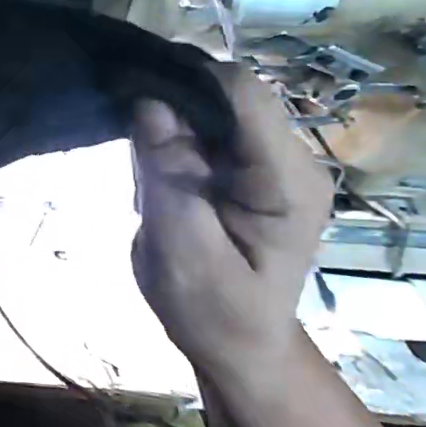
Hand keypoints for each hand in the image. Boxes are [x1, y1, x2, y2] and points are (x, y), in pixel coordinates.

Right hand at [130, 64, 334, 378]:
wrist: (239, 346)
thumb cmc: (212, 314)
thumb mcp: (179, 252)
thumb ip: (167, 174)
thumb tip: (147, 99)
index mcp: (287, 182)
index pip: (243, 94)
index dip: (186, 80)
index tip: (133, 95)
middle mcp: (293, 159)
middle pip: (230, 94)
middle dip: (175, 103)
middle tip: (136, 143)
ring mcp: (276, 160)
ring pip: (216, 105)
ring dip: (174, 122)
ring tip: (149, 165)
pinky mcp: (255, 164)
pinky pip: (211, 126)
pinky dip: (178, 136)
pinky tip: (163, 168)